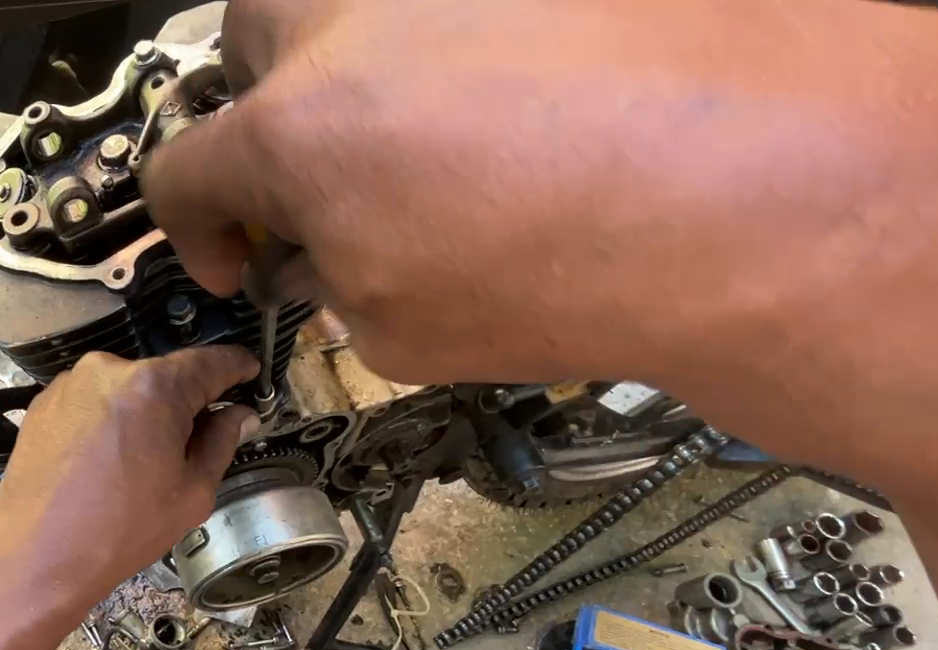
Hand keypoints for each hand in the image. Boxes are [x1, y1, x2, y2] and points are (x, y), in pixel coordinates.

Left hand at [0, 347, 257, 628]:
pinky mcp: (43, 404)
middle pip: (164, 377)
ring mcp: (69, 385)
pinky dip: (106, 423)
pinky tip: (104, 465)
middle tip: (190, 445)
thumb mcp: (191, 493)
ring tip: (137, 466)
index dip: (236, 367)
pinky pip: (91, 403)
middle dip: (183, 404)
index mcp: (154, 387)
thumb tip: (237, 416)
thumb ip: (220, 443)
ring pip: (125, 390)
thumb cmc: (118, 531)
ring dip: (141, 415)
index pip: (211, 362)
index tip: (248, 373)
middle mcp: (107, 371)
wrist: (36, 556)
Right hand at [143, 0, 937, 390]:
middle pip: (245, 38)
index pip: (179, 172)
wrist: (757, 193)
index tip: (236, 262)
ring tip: (401, 122)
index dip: (192, 230)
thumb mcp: (390, 329)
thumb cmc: (554, 282)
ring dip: (341, 53)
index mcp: (292, 135)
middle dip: (258, 110)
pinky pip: (448, 2)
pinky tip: (502, 94)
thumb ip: (322, 281)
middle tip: (309, 172)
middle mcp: (347, 17)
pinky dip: (447, 41)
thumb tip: (309, 254)